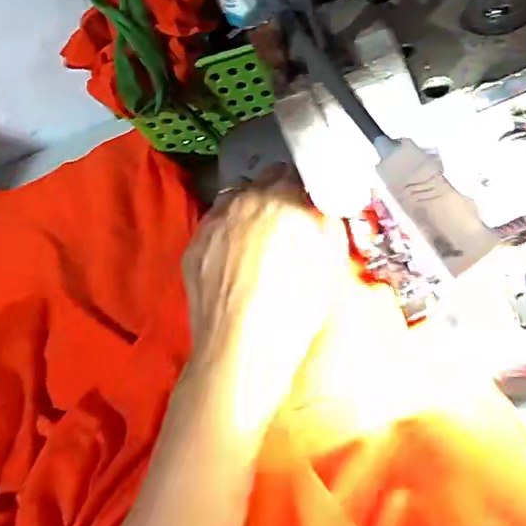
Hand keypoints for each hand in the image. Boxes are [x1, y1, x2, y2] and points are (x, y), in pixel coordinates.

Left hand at [180, 171, 345, 398]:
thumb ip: (328, 223)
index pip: (299, 172)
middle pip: (266, 177)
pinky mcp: (194, 245)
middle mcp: (245, 200)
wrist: (241, 354)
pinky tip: (237, 251)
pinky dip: (229, 226)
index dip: (309, 186)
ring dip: (252, 204)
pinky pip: (216, 220)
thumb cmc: (296, 309)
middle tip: (292, 215)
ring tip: (262, 231)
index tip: (315, 199)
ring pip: (237, 195)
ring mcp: (215, 221)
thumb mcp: (330, 262)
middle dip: (281, 190)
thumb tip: (324, 206)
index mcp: (283, 199)